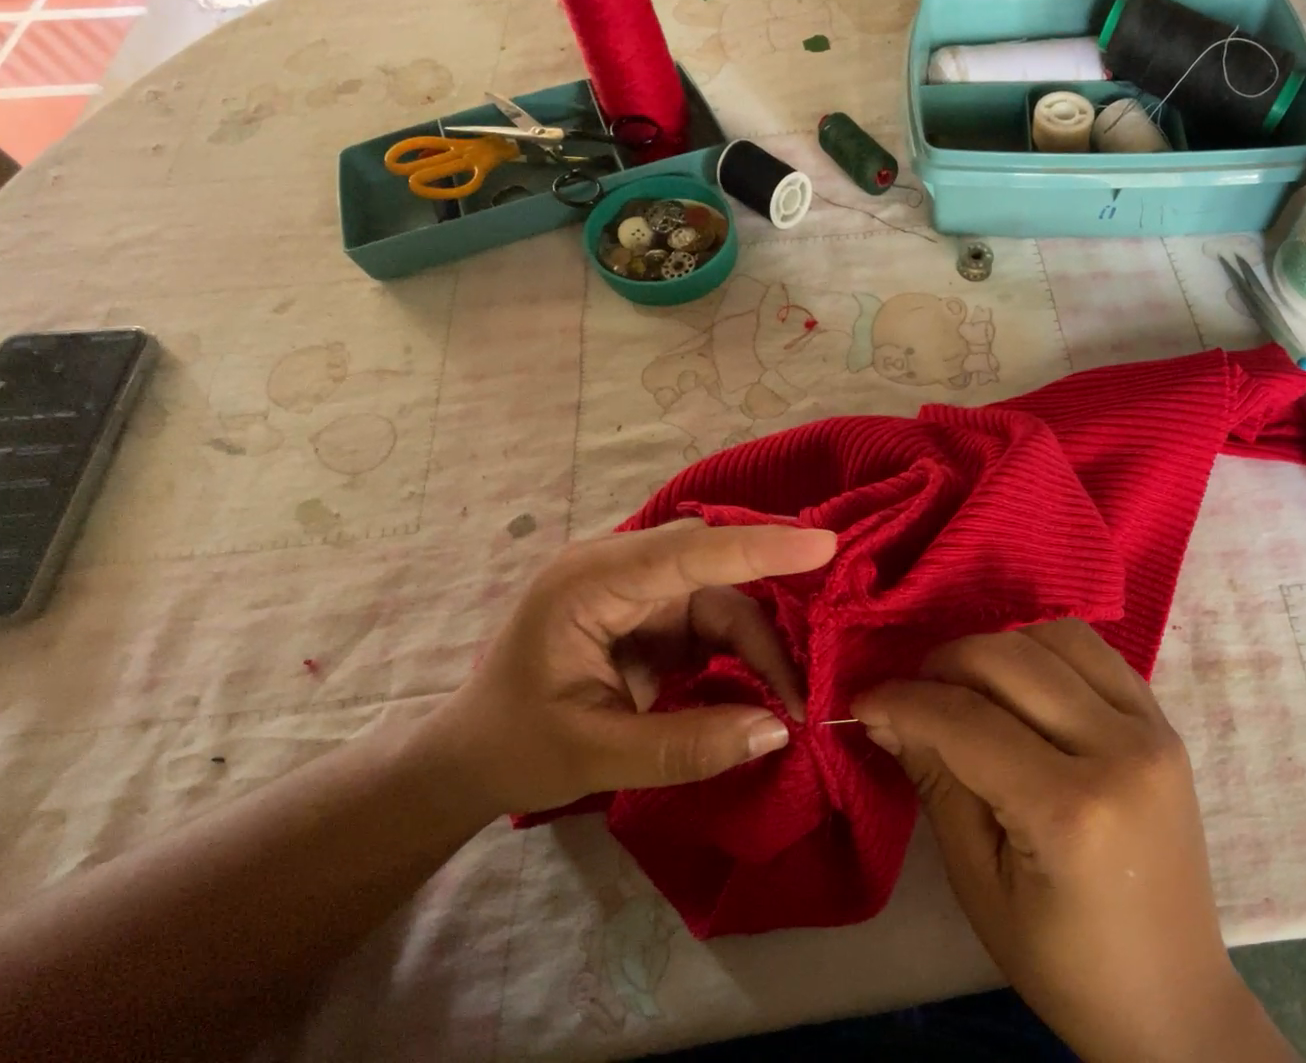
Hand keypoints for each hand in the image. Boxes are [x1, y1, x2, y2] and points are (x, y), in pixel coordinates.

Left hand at [427, 521, 836, 815]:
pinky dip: (749, 655)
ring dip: (764, 646)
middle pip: (716, 566)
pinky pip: (718, 623)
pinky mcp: (655, 619)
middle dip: (777, 594)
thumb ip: (685, 745)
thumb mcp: (594, 755)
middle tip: (835, 628)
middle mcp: (618, 573)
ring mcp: (639, 594)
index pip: (687, 551)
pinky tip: (771, 690)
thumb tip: (777, 730)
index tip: (825, 545)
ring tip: (795, 701)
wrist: (470, 760)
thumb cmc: (514, 749)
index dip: (759, 546)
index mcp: (588, 584)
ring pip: (726, 598)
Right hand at [854, 621, 1295, 1062]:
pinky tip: (1020, 690)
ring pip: (1059, 638)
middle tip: (910, 694)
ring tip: (965, 688)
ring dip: (999, 649)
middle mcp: (1120, 750)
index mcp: (1070, 810)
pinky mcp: (1166, 726)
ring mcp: (1153, 730)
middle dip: (944, 663)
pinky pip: (1099, 655)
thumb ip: (937, 783)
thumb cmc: (1063, 961)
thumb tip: (885, 715)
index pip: (966, 721)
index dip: (904, 701)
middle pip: (1011, 659)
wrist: (1169, 993)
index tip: (862, 700)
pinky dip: (1048, 656)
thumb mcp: (979, 884)